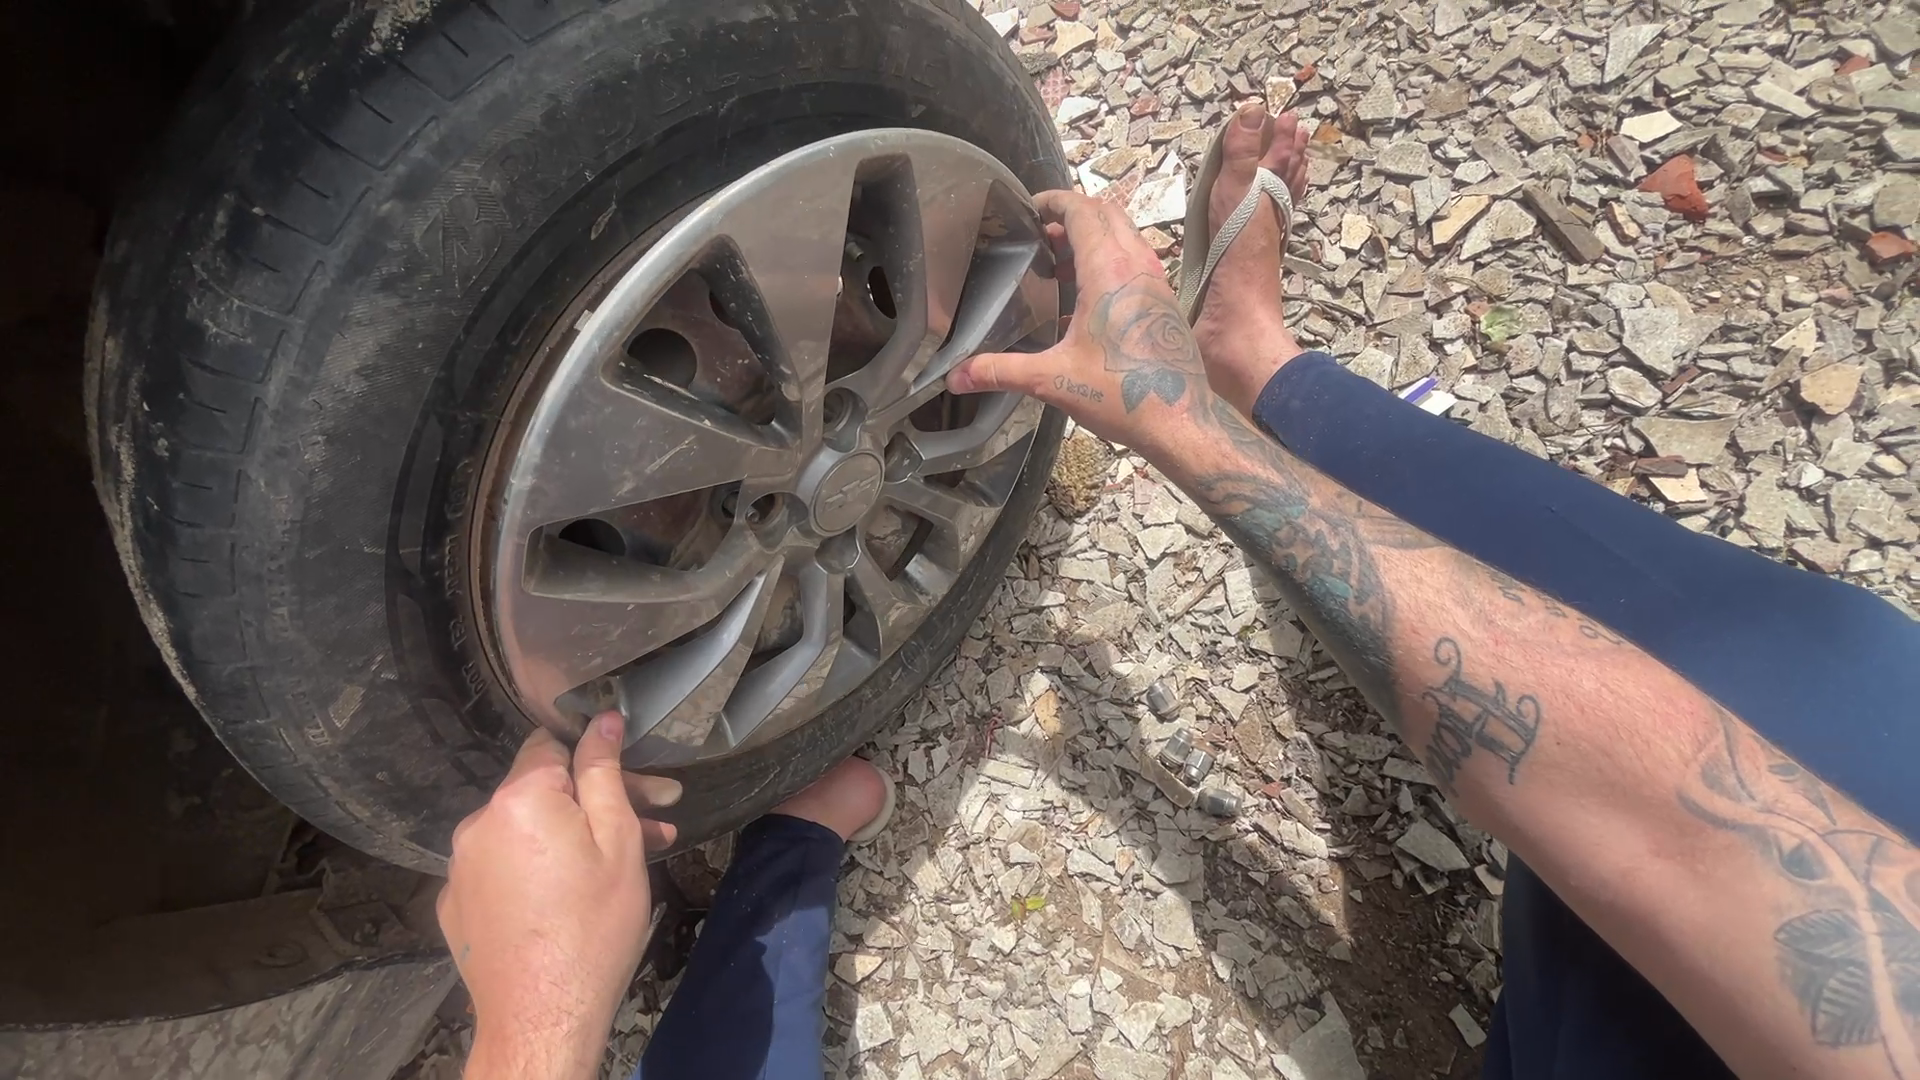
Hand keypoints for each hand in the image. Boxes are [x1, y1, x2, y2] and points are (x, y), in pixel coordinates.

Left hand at [438, 712, 676, 1079]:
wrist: (542, 1018)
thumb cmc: (594, 921)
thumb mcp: (618, 838)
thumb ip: (605, 772)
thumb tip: (603, 719)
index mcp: (518, 798)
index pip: (553, 746)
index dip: (599, 758)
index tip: (640, 783)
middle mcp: (477, 824)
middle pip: (545, 790)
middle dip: (602, 800)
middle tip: (660, 821)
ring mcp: (460, 867)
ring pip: (529, 828)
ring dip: (577, 834)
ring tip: (628, 862)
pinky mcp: (455, 905)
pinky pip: (506, 864)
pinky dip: (541, 864)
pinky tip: (576, 891)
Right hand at [945, 189, 1206, 453]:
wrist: (1179, 420)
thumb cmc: (1120, 394)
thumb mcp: (1052, 380)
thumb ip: (1002, 372)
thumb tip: (956, 377)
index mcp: (1108, 270)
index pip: (1081, 211)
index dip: (1054, 201)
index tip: (1030, 207)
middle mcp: (1136, 265)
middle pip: (1106, 214)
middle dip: (1072, 215)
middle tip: (1040, 234)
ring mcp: (1155, 282)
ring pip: (1125, 236)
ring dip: (1093, 237)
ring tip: (1059, 262)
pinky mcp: (1164, 302)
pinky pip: (1135, 262)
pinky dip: (1110, 261)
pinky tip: (1086, 299)